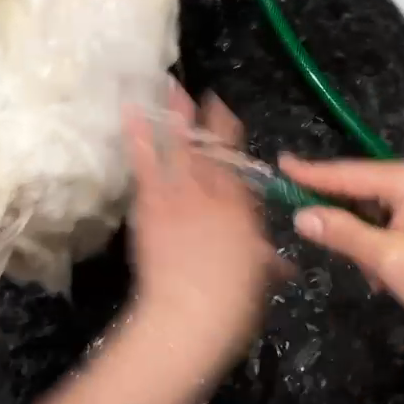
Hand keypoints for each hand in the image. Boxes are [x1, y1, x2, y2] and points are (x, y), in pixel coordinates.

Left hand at [121, 90, 279, 376]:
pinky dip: (137, 138)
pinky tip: (129, 116)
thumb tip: (273, 258)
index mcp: (240, 207)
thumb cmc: (230, 304)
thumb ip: (261, 255)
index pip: (236, 161)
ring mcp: (178, 193)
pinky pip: (144, 163)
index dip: (228, 131)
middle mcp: (211, 192)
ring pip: (176, 146)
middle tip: (188, 89)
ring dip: (170, 116)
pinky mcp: (150, 202)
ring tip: (164, 87)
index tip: (221, 107)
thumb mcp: (256, 272)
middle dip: (198, 117)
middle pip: (206, 147)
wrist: (188, 316)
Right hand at [280, 156, 403, 344]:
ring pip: (376, 204)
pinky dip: (382, 236)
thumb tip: (301, 215)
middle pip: (362, 187)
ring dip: (366, 235)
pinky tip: (388, 267)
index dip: (311, 173)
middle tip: (332, 246)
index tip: (280, 163)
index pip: (348, 172)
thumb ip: (342, 232)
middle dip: (346, 220)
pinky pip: (394, 212)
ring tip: (374, 273)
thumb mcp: (387, 261)